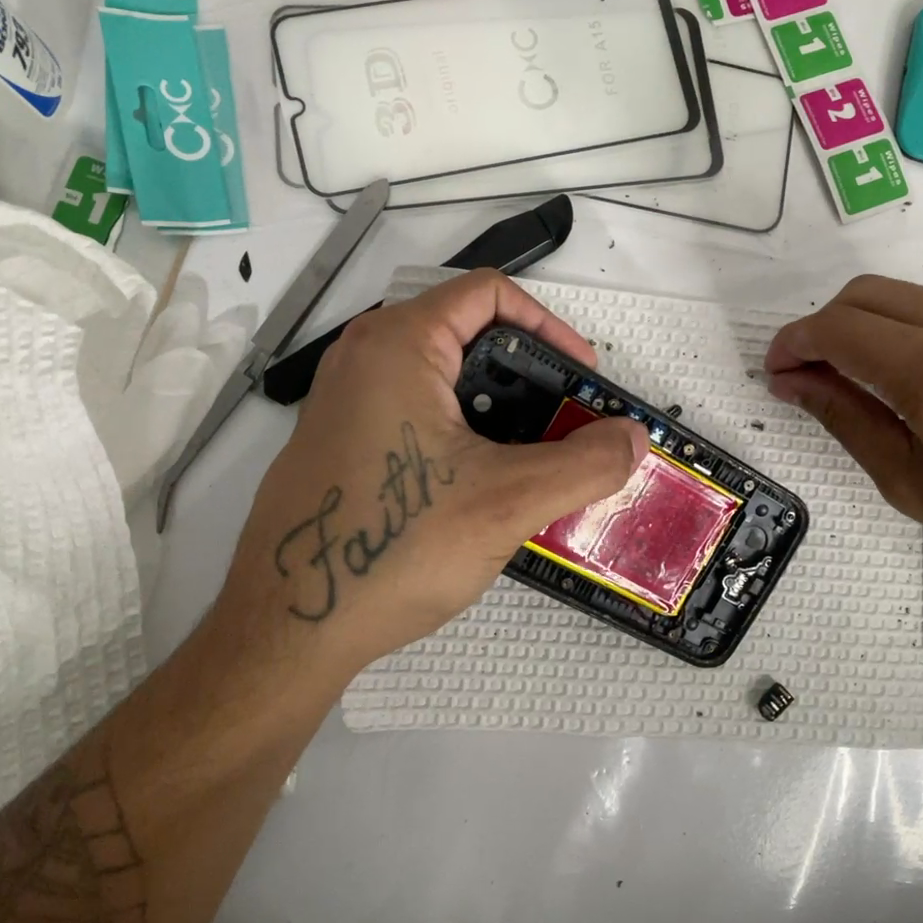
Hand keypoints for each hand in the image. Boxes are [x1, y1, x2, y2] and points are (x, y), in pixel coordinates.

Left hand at [222, 270, 647, 672]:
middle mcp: (363, 357)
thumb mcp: (508, 501)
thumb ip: (585, 465)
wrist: (288, 629)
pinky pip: (413, 415)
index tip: (582, 379)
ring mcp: (343, 402)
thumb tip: (635, 439)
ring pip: (442, 380)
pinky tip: (479, 492)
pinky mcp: (337, 443)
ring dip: (498, 413)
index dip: (550, 326)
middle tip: (565, 429)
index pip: (490, 293)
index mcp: (399, 344)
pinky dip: (460, 435)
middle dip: (529, 378)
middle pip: (467, 335)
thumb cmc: (396, 545)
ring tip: (532, 466)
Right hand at [765, 275, 922, 643]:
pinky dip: (918, 332)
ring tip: (869, 385)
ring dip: (871, 328)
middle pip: (867, 295)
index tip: (775, 371)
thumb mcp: (920, 489)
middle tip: (810, 376)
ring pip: (912, 299)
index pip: (837, 329)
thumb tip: (794, 381)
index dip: (793, 344)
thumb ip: (850, 421)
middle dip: (823, 328)